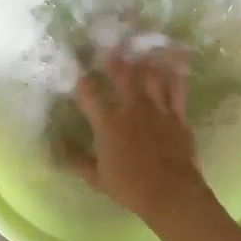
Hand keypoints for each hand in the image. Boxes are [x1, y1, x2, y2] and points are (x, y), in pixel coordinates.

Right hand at [68, 50, 214, 224]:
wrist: (171, 192)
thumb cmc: (130, 187)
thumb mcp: (97, 178)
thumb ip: (78, 159)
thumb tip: (61, 145)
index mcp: (108, 123)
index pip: (89, 93)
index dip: (81, 80)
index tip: (78, 72)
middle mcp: (132, 109)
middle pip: (123, 74)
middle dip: (115, 59)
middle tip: (112, 47)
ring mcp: (158, 109)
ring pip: (150, 75)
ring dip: (144, 61)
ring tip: (140, 51)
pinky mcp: (179, 115)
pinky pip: (177, 87)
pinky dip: (175, 72)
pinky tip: (175, 60)